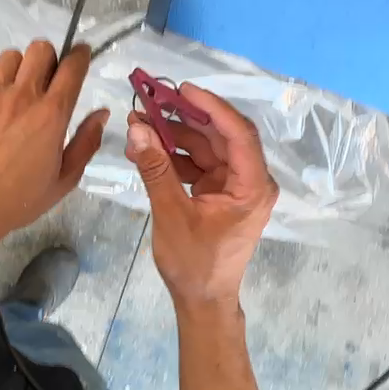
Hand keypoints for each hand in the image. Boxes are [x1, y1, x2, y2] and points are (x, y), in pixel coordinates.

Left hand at [0, 41, 109, 262]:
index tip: (81, 58)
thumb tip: (101, 113)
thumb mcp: (65, 179)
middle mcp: (22, 96)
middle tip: (45, 81)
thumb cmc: (21, 198)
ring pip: (10, 56)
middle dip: (49, 59)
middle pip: (41, 49)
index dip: (81, 56)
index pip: (72, 66)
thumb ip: (87, 143)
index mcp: (51, 114)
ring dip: (18, 69)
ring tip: (15, 91)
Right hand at [124, 83, 277, 307]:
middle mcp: (249, 181)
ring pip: (206, 148)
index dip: (211, 107)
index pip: (238, 134)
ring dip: (175, 135)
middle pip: (221, 136)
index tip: (183, 90)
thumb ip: (156, 169)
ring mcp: (233, 187)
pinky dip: (174, 156)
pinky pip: (198, 165)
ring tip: (140, 122)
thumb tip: (136, 130)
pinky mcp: (218, 194)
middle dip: (186, 117)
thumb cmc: (194, 263)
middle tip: (152, 100)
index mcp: (251, 186)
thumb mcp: (171, 214)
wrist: (202, 299)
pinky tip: (148, 147)